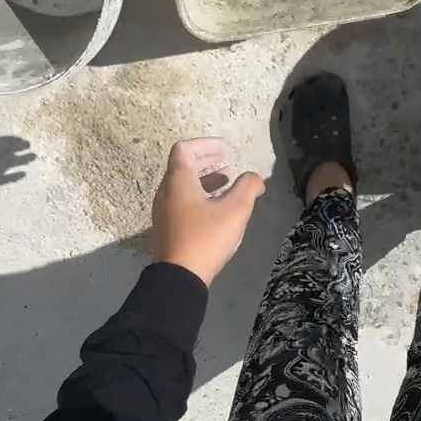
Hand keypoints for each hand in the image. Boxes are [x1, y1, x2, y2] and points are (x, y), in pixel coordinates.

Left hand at [152, 137, 265, 286]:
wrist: (180, 276)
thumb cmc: (206, 238)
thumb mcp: (235, 210)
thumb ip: (248, 187)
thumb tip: (256, 178)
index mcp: (179, 181)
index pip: (185, 149)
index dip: (205, 144)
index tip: (225, 149)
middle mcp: (167, 192)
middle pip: (183, 166)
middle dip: (206, 160)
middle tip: (226, 161)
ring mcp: (164, 211)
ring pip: (183, 185)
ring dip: (204, 179)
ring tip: (226, 182)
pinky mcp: (167, 227)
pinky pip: (182, 201)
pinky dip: (199, 195)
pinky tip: (216, 208)